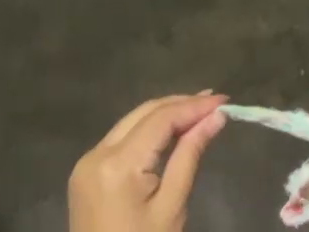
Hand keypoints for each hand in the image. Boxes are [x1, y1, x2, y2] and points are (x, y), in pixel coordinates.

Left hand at [70, 92, 228, 231]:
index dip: (193, 106)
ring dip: (164, 114)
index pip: (160, 119)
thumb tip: (215, 118)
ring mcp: (87, 161)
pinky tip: (169, 131)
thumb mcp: (172, 208)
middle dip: (179, 104)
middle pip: (143, 113)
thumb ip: (190, 156)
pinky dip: (146, 131)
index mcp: (117, 164)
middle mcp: (97, 153)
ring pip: (131, 122)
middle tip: (213, 102)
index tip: (222, 101)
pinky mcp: (85, 171)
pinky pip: (120, 139)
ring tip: (197, 111)